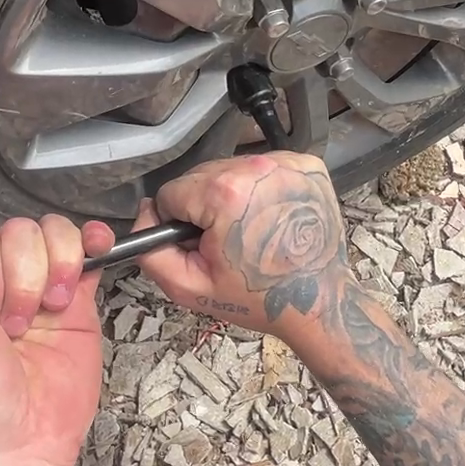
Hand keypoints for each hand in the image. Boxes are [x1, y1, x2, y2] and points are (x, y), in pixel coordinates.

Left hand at [0, 171, 115, 465]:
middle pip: (22, 232)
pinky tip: (99, 248)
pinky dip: (96, 243)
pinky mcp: (79, 305)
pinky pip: (89, 254)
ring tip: (52, 313)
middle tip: (18, 326)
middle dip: (27, 274)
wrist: (20, 451)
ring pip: (56, 237)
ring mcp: (41, 291)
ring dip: (60, 267)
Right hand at [135, 152, 348, 336]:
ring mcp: (286, 163)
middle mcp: (257, 168)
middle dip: (207, 209)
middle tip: (229, 243)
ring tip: (251, 231)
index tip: (204, 244)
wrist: (318, 301)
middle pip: (201, 177)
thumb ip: (150, 249)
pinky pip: (263, 168)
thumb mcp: (189, 287)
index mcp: (225, 193)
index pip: (172, 192)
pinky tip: (271, 218)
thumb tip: (146, 212)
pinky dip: (262, 190)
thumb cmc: (260, 297)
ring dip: (233, 197)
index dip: (180, 223)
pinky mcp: (307, 164)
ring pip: (231, 169)